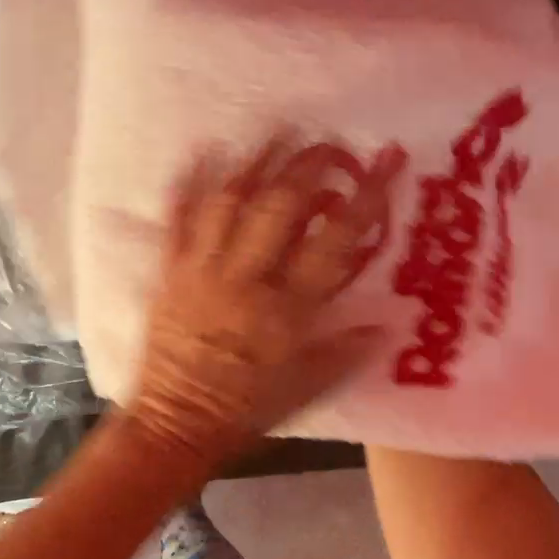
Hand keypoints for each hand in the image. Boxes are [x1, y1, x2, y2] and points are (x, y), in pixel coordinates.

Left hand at [124, 132, 405, 467]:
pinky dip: (191, 185)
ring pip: (230, 203)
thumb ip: (344, 353)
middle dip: (309, 167)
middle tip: (330, 144)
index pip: (334, 242)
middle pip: (280, 207)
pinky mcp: (168, 276)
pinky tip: (205, 152)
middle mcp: (245, 282)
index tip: (386, 163)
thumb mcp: (303, 391)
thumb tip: (389, 324)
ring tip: (278, 133)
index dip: (364, 199)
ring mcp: (202, 273)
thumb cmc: (243, 413)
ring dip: (257, 163)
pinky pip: (179, 222)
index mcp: (286, 312)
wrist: (173, 426)